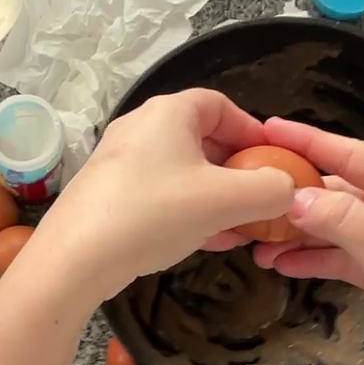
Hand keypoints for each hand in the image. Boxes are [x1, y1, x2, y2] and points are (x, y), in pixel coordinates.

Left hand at [16, 90, 296, 305]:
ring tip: (233, 230)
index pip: (221, 106)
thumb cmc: (153, 214)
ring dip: (211, 200)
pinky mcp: (103, 197)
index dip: (251, 131)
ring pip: (178, 175)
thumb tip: (287, 189)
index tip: (271, 161)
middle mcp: (138, 128)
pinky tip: (196, 242)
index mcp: (169, 112)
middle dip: (234, 173)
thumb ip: (269, 190)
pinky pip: (155, 198)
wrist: (75, 259)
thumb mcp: (225, 201)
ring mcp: (116, 164)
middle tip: (256, 203)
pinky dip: (181, 214)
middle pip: (200, 142)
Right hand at [248, 118, 363, 364]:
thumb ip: (343, 221)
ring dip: (301, 235)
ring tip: (257, 244)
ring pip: (340, 227)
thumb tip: (293, 197)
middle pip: (344, 191)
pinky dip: (316, 259)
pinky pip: (345, 255)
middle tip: (252, 199)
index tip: (269, 129)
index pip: (357, 155)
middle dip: (299, 199)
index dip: (311, 143)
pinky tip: (282, 263)